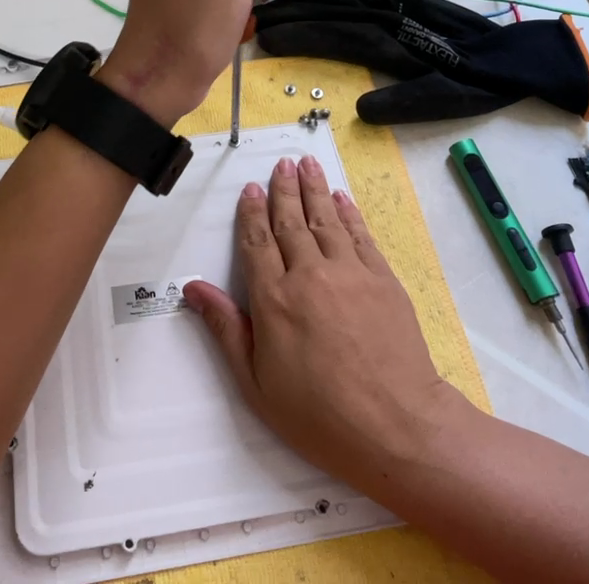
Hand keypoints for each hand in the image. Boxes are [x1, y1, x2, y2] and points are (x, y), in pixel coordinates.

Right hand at [184, 155, 466, 489]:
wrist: (396, 426)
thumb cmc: (318, 415)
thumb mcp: (256, 383)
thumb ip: (226, 329)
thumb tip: (193, 289)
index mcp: (274, 300)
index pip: (257, 243)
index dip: (252, 214)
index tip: (250, 190)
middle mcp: (310, 276)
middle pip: (292, 223)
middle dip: (284, 190)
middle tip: (281, 163)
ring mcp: (350, 274)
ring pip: (326, 220)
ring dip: (315, 189)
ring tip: (307, 163)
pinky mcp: (383, 280)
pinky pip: (360, 235)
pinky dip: (349, 213)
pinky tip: (341, 199)